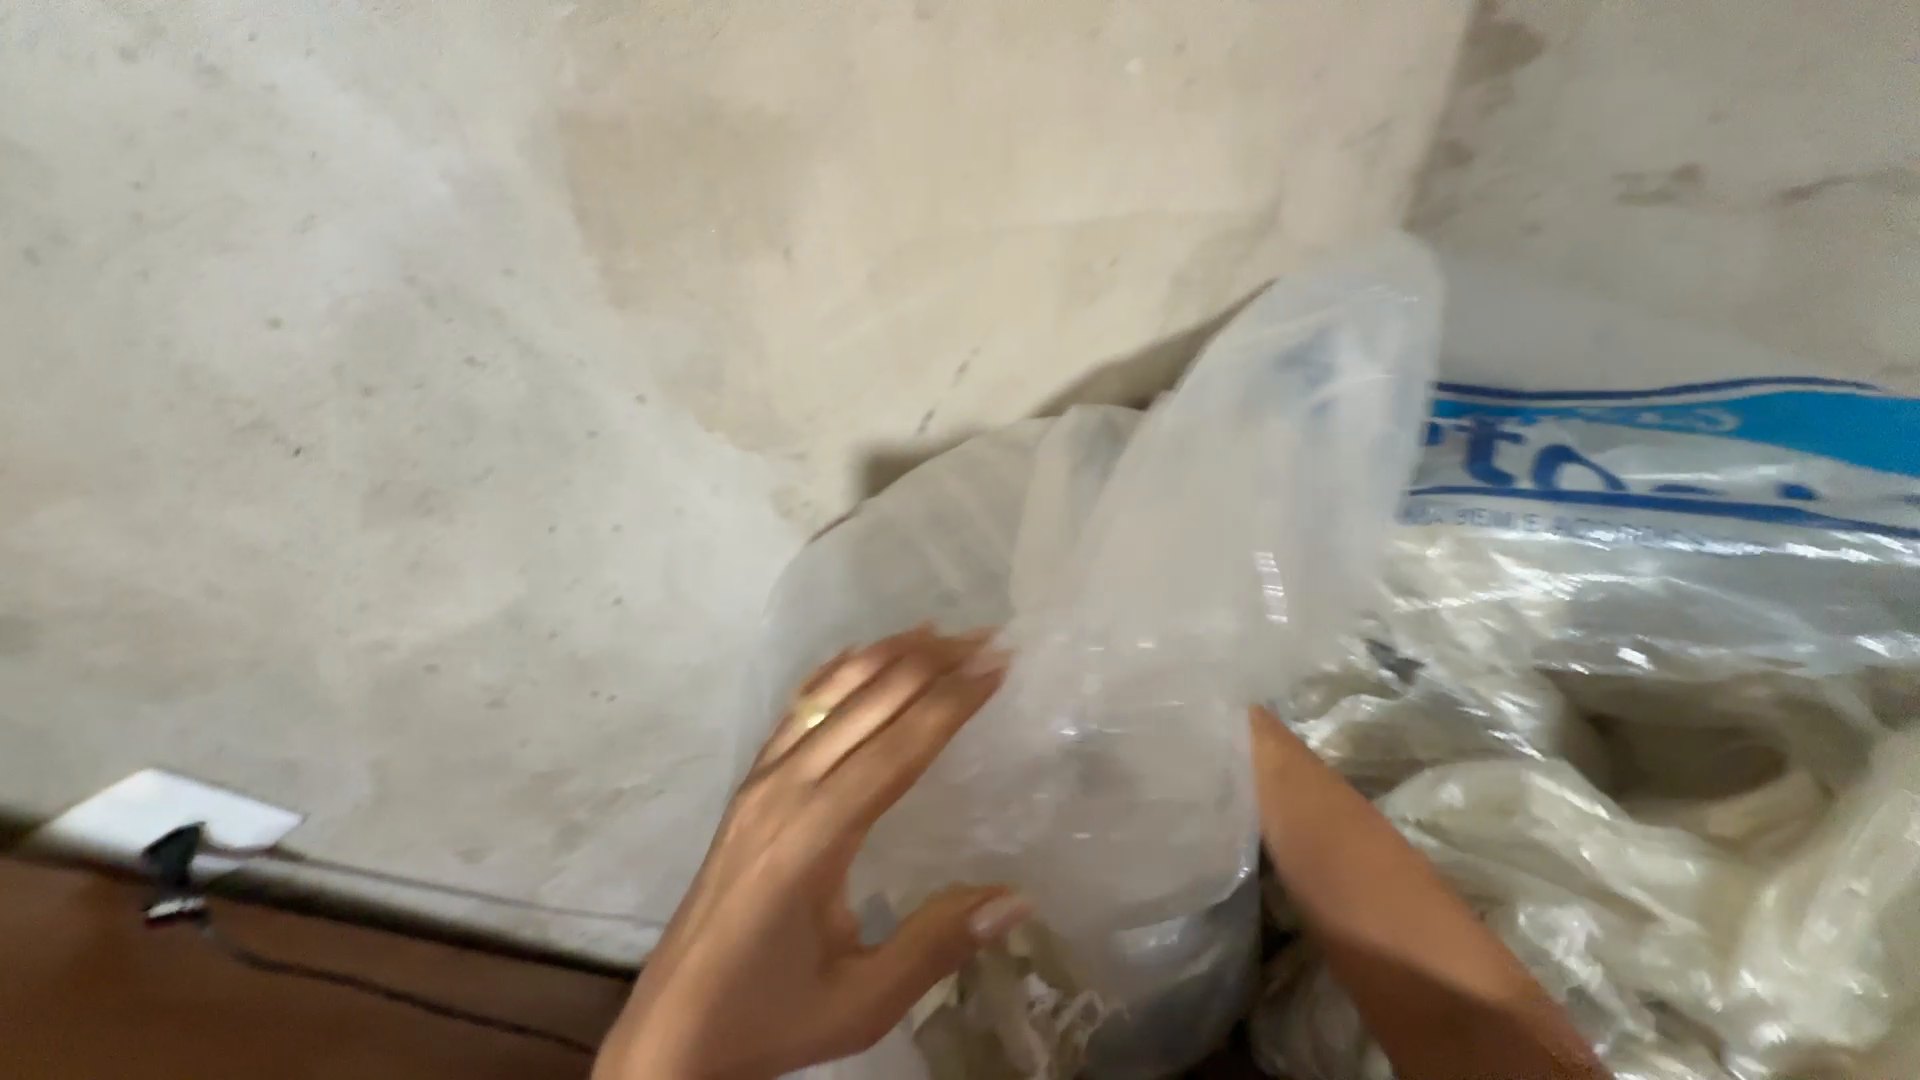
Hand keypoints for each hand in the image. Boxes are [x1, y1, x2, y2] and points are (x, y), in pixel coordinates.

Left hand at [594, 628, 1032, 1079]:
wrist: (674, 1029)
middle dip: (931, 664)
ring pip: (830, 695)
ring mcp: (762, 781)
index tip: (998, 665)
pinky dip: (835, 673)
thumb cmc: (771, 1015)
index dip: (951, 701)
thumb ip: (937, 945)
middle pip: (868, 703)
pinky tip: (860, 657)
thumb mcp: (863, 1001)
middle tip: (986, 638)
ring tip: (938, 632)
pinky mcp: (750, 785)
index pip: (899, 747)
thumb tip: (1018, 897)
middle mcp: (787, 788)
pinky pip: (797, 711)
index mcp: (816, 835)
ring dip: (886, 657)